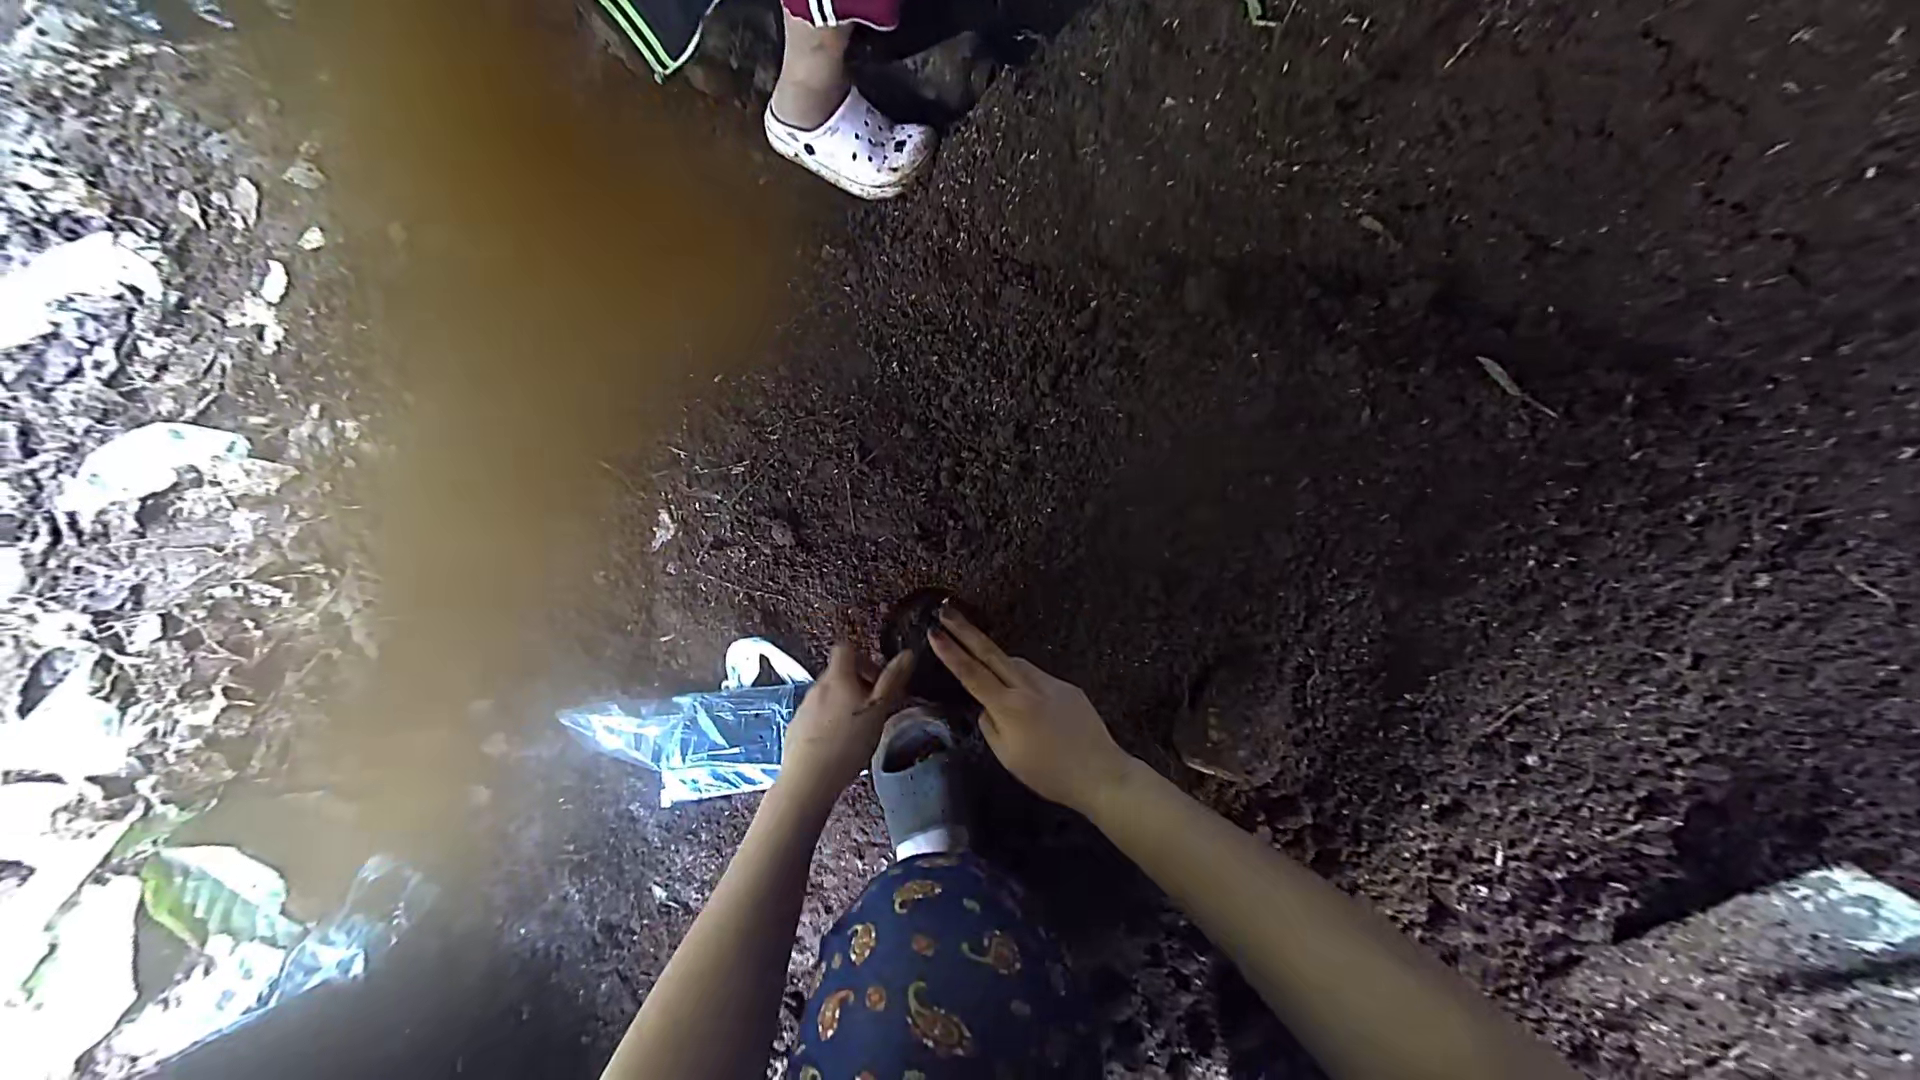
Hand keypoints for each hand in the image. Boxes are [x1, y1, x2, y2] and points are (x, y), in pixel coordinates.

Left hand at [779, 644, 914, 800]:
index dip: (864, 658)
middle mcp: (817, 686)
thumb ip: (892, 680)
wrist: (808, 780)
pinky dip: (829, 722)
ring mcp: (804, 707)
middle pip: (839, 673)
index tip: (877, 679)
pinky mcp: (795, 727)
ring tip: (858, 729)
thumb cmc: (848, 743)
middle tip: (875, 708)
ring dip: (844, 703)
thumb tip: (907, 653)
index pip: (847, 648)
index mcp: (837, 677)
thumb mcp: (878, 711)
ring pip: (828, 695)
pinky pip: (816, 715)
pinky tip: (839, 744)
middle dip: (858, 685)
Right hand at [928, 607, 1133, 812]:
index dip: (950, 653)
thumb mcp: (1007, 757)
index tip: (934, 632)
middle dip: (966, 631)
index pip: (971, 674)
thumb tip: (985, 706)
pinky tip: (1026, 699)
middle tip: (946, 613)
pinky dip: (1023, 680)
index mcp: (1009, 707)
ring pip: (1016, 663)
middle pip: (991, 652)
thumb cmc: (1049, 775)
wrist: (1101, 773)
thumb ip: (989, 726)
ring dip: (996, 659)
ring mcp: (1050, 683)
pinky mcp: (1067, 687)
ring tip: (982, 661)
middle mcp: (1028, 687)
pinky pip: (1037, 677)